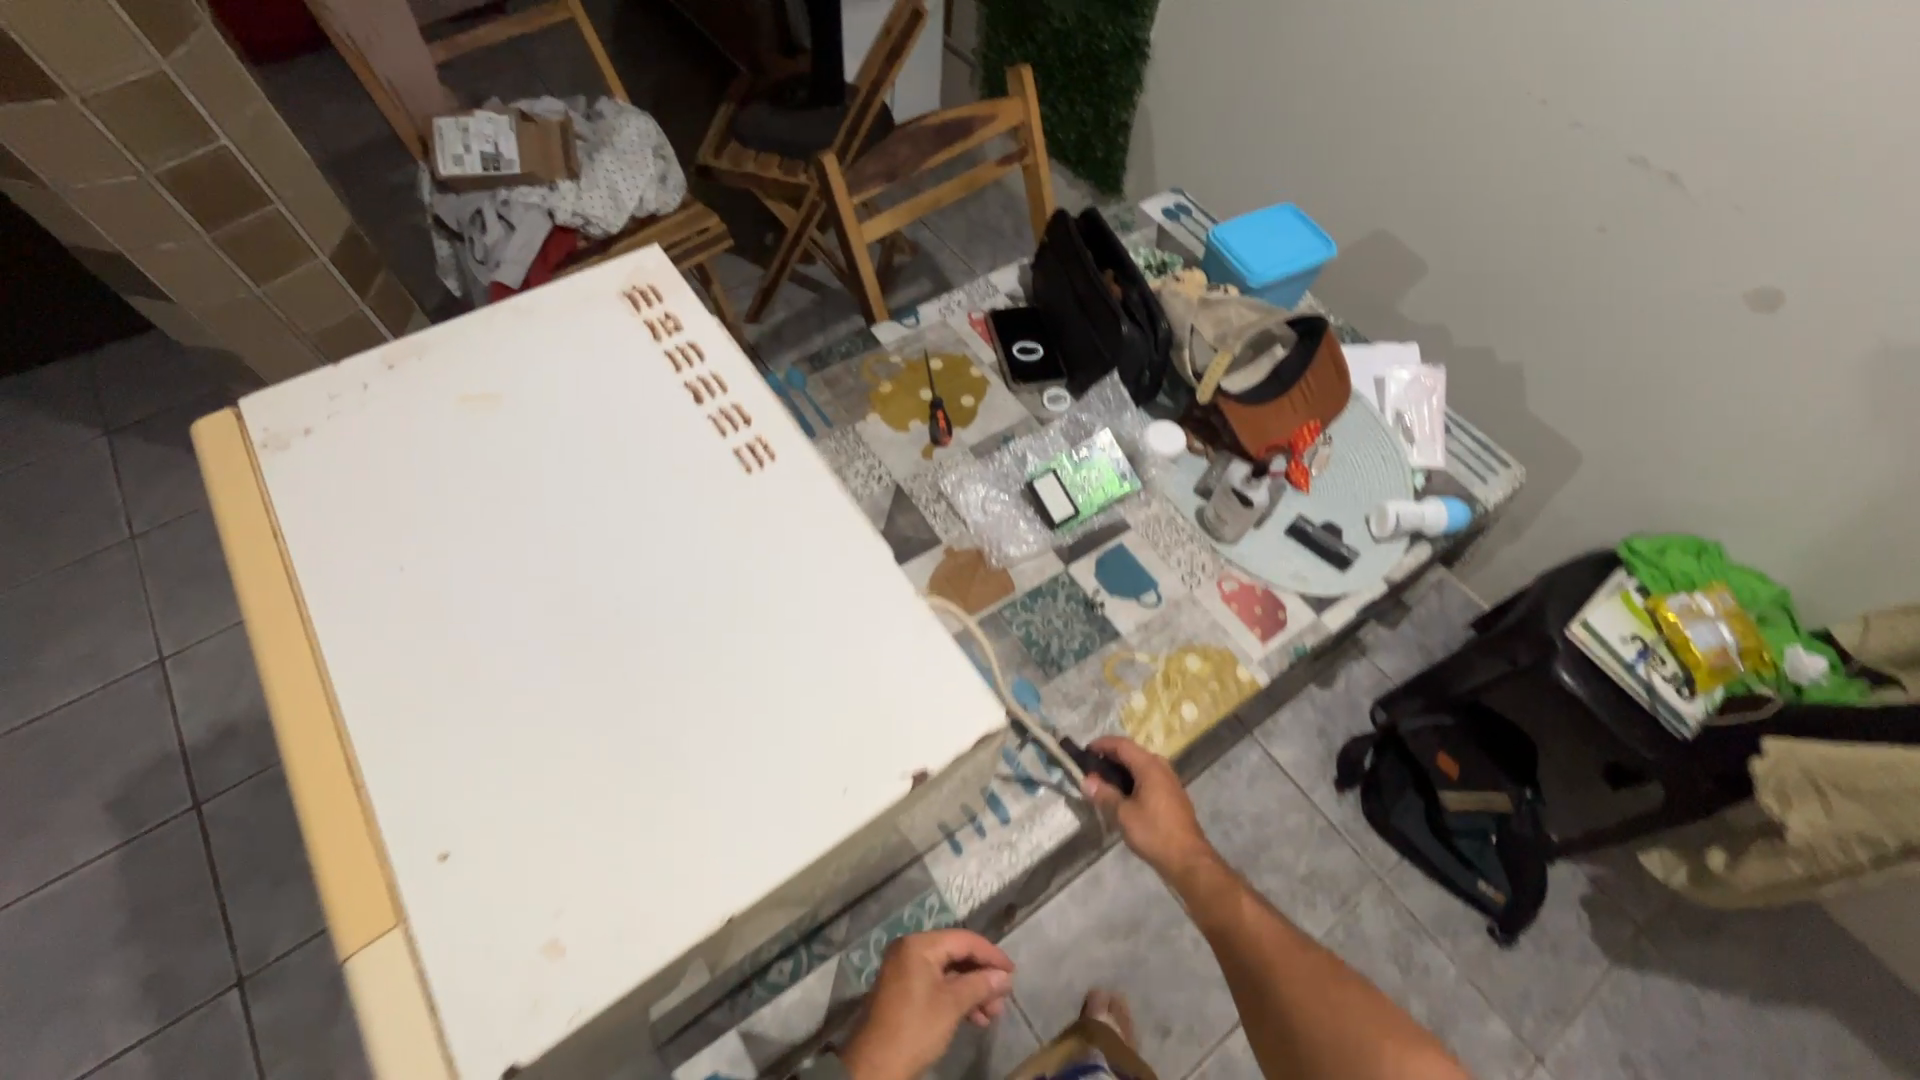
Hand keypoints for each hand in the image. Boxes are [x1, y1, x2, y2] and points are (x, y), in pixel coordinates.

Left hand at [839, 930, 1014, 1079]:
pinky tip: (975, 1018)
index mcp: (918, 945)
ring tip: (992, 1014)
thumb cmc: (916, 1028)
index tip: (1013, 972)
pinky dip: (956, 999)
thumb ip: (981, 985)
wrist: (876, 1066)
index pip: (963, 940)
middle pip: (956, 955)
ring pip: (948, 973)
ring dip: (972, 991)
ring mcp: (905, 970)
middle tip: (1002, 998)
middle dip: (982, 977)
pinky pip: (937, 985)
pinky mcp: (904, 991)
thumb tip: (1005, 977)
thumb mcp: (952, 1005)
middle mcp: (910, 950)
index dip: (991, 954)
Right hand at [1081, 736, 1216, 878]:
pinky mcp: (1173, 795)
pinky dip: (1134, 780)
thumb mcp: (1123, 814)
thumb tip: (1086, 780)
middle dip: (1111, 757)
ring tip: (1104, 782)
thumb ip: (1104, 794)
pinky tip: (1124, 796)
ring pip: (1142, 766)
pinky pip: (1149, 778)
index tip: (1085, 752)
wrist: (1188, 859)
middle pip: (1133, 753)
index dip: (1102, 744)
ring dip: (1123, 770)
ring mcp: (1170, 781)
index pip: (1122, 744)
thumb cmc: (1154, 833)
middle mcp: (1162, 768)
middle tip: (1092, 768)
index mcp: (1150, 766)